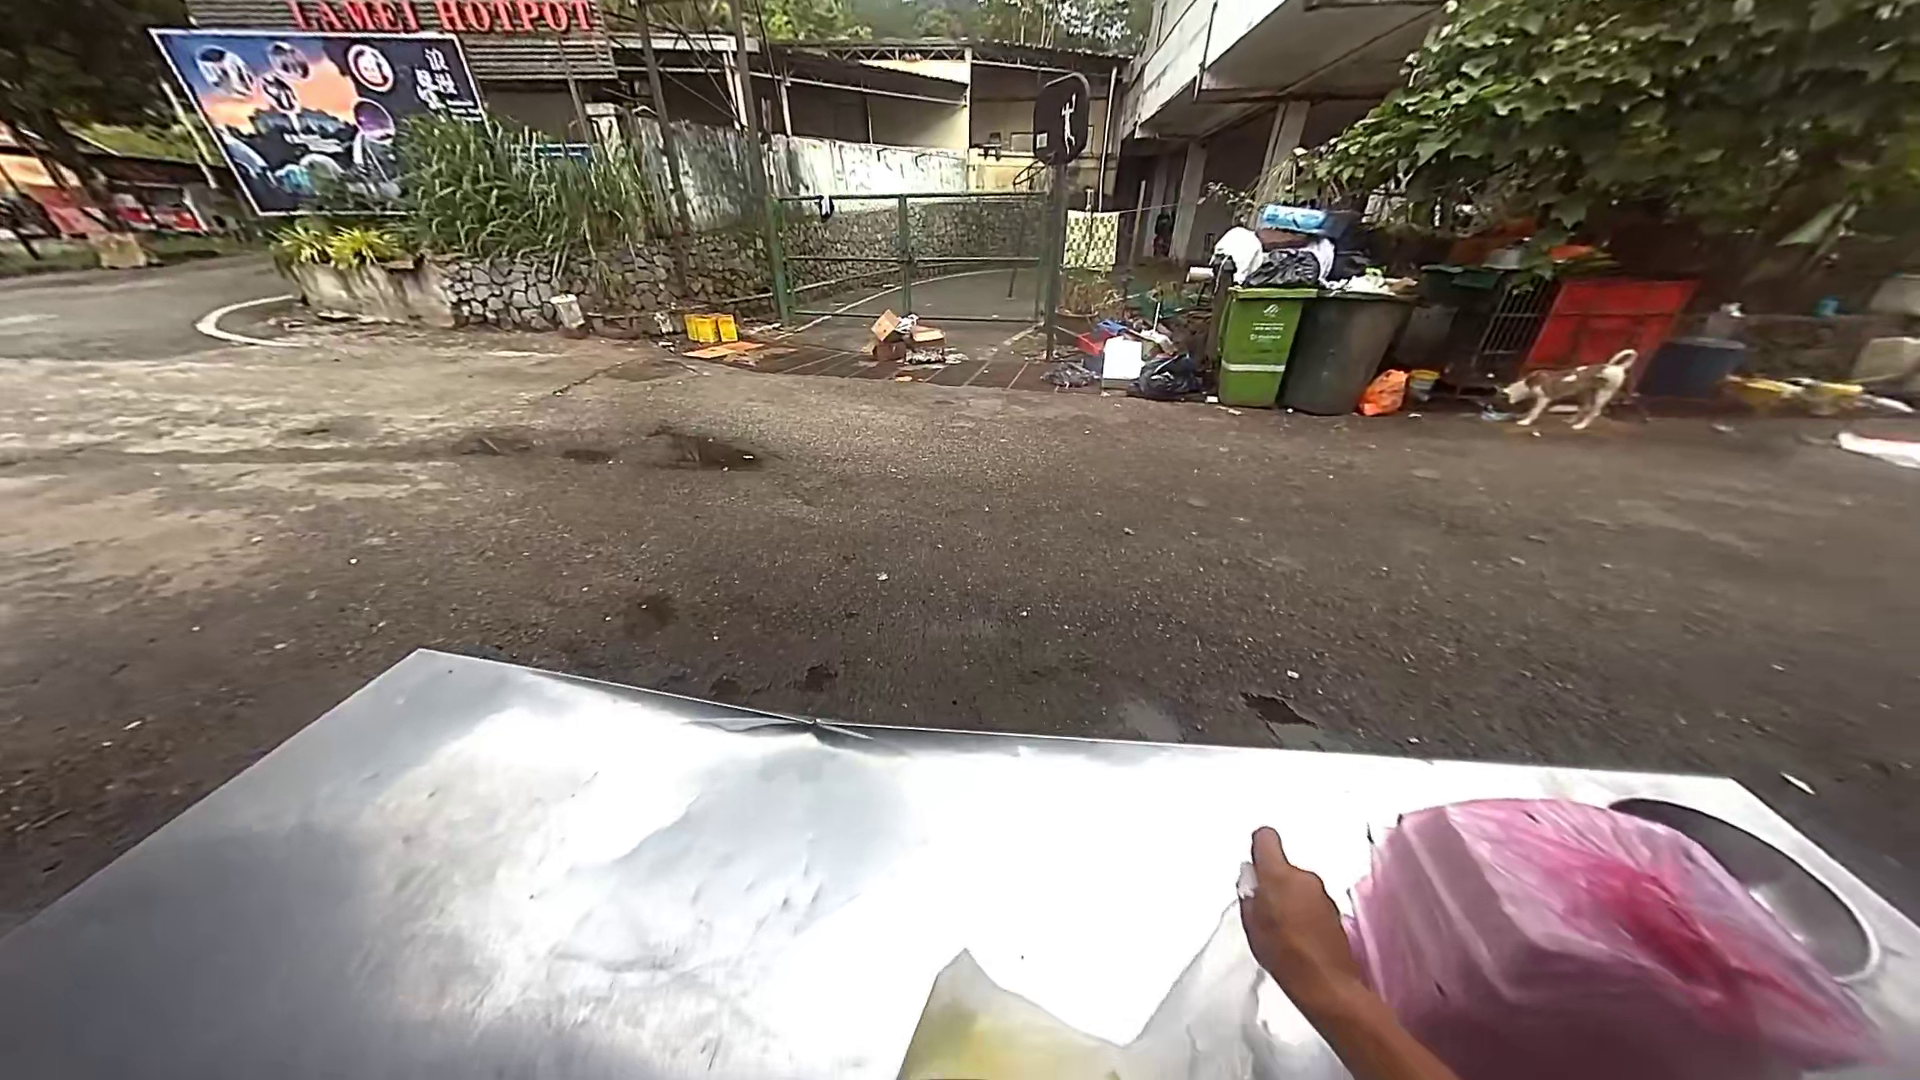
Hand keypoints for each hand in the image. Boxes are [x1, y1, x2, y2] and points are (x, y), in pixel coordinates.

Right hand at [1239, 826, 1363, 1008]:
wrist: (1327, 987)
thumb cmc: (1282, 952)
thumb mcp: (1250, 921)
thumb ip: (1249, 892)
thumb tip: (1253, 880)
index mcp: (1278, 874)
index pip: (1266, 837)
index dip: (1259, 847)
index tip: (1255, 866)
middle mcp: (1304, 878)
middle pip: (1284, 866)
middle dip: (1275, 881)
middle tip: (1266, 907)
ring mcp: (1324, 896)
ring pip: (1300, 885)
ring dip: (1292, 898)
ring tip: (1284, 928)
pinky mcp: (1337, 915)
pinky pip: (1314, 902)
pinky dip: (1307, 913)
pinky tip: (1301, 937)